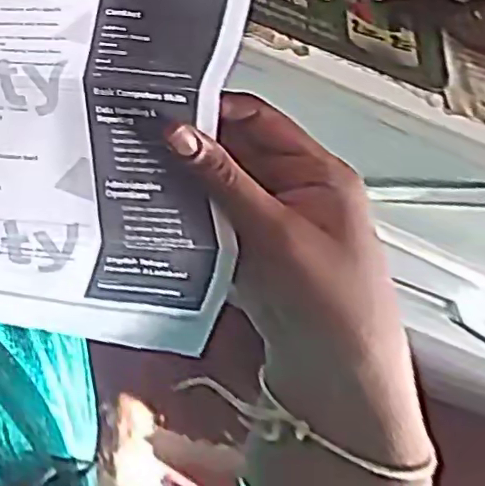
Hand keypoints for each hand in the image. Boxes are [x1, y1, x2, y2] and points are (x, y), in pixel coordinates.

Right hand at [166, 95, 432, 470]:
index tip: (168, 106)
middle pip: (230, 143)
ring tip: (148, 163)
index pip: (256, 117)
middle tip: (146, 134)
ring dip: (184, 170)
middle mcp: (290, 185)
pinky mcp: (244, 234)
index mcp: (317, 172)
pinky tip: (161, 196)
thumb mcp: (275, 232)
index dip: (212, 106)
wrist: (338, 379)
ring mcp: (265, 210)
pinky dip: (184, 197)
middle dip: (190, 139)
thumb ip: (223, 177)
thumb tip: (180, 132)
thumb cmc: (337, 308)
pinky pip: (207, 202)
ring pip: (214, 173)